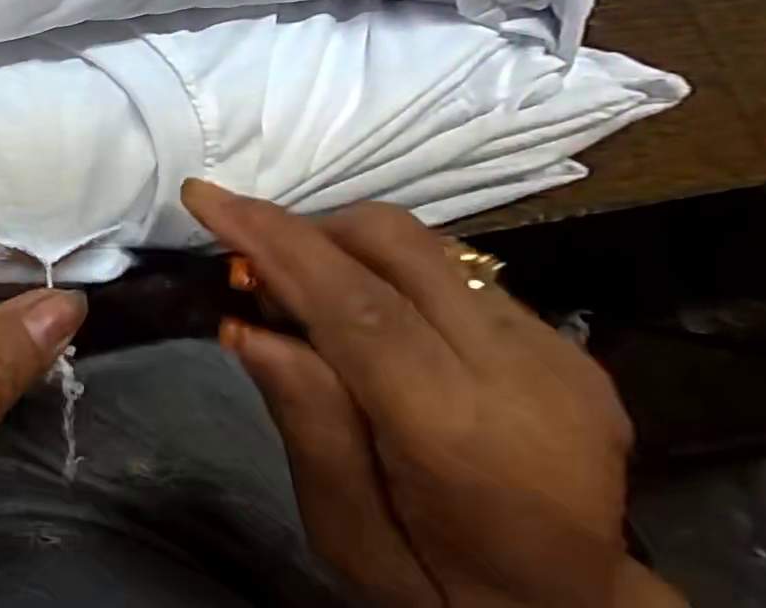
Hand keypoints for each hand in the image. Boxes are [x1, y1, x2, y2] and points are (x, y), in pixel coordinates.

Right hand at [182, 180, 683, 607]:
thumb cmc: (445, 590)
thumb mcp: (353, 542)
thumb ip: (306, 427)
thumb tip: (244, 327)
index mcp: (465, 438)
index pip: (356, 305)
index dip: (274, 240)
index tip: (204, 198)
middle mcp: (523, 374)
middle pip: (390, 245)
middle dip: (300, 230)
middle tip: (248, 267)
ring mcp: (555, 350)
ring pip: (419, 241)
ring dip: (339, 243)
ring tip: (301, 292)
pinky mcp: (561, 339)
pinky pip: (448, 265)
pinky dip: (382, 267)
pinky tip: (365, 311)